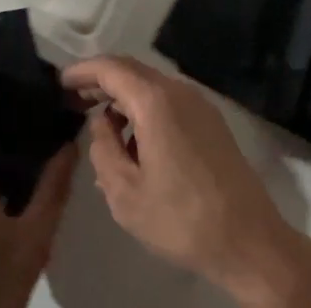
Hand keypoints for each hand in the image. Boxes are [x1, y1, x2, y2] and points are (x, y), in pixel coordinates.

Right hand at [61, 56, 310, 307]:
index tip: (59, 83)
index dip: (81, 71)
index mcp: (155, 101)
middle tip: (74, 99)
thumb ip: (103, 149)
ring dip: (123, 95)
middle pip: (132, 69)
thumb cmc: (182, 219)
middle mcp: (179, 91)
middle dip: (101, 80)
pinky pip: (169, 100)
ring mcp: (200, 105)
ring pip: (151, 84)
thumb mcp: (125, 193)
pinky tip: (134, 138)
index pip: (110, 68)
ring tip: (100, 123)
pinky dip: (144, 107)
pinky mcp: (211, 122)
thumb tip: (101, 123)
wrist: (250, 242)